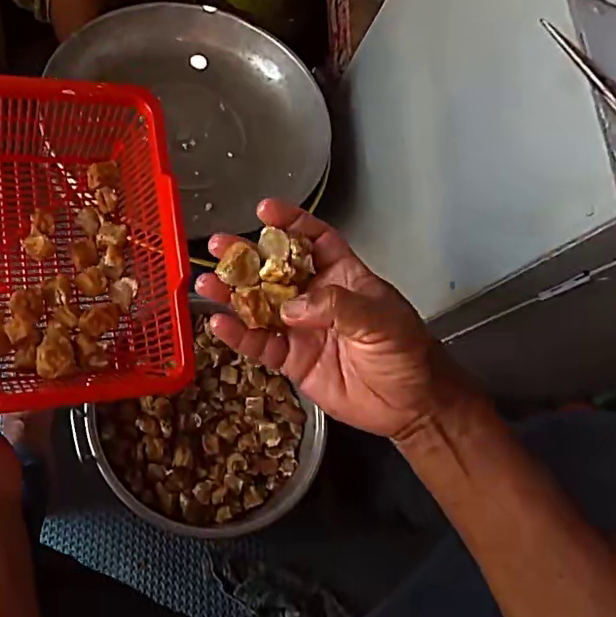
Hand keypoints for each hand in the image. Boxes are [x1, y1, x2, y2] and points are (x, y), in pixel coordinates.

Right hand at [193, 199, 470, 439]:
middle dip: (244, 256)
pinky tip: (219, 323)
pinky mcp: (286, 358)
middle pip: (272, 270)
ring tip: (207, 282)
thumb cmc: (408, 355)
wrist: (408, 406)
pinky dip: (236, 334)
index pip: (314, 241)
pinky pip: (255, 343)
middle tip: (219, 245)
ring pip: (255, 305)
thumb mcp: (382, 321)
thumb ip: (336, 307)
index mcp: (342, 278)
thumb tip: (291, 307)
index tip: (265, 211)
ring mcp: (296, 328)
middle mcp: (313, 298)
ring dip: (229, 293)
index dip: (291, 223)